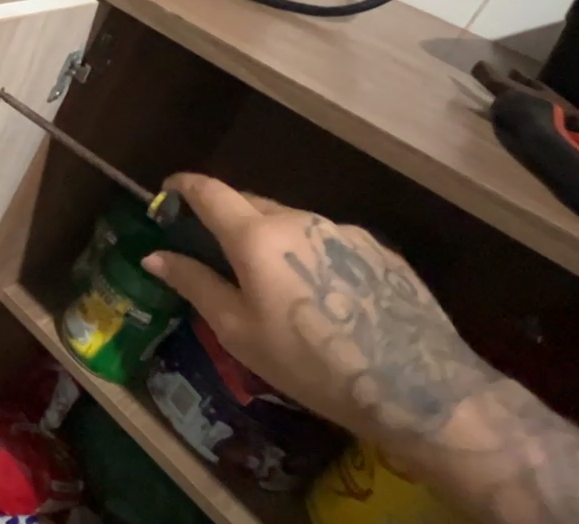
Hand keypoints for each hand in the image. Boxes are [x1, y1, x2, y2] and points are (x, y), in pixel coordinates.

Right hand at [140, 174, 495, 455]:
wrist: (424, 393)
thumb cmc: (312, 363)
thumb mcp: (239, 331)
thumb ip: (194, 284)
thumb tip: (153, 256)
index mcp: (256, 236)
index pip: (208, 190)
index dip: (182, 185)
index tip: (167, 192)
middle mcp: (298, 220)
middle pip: (248, 202)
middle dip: (224, 217)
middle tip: (212, 249)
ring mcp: (342, 233)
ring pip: (289, 222)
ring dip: (267, 238)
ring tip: (269, 281)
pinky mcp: (378, 252)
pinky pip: (325, 241)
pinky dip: (306, 255)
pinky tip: (318, 295)